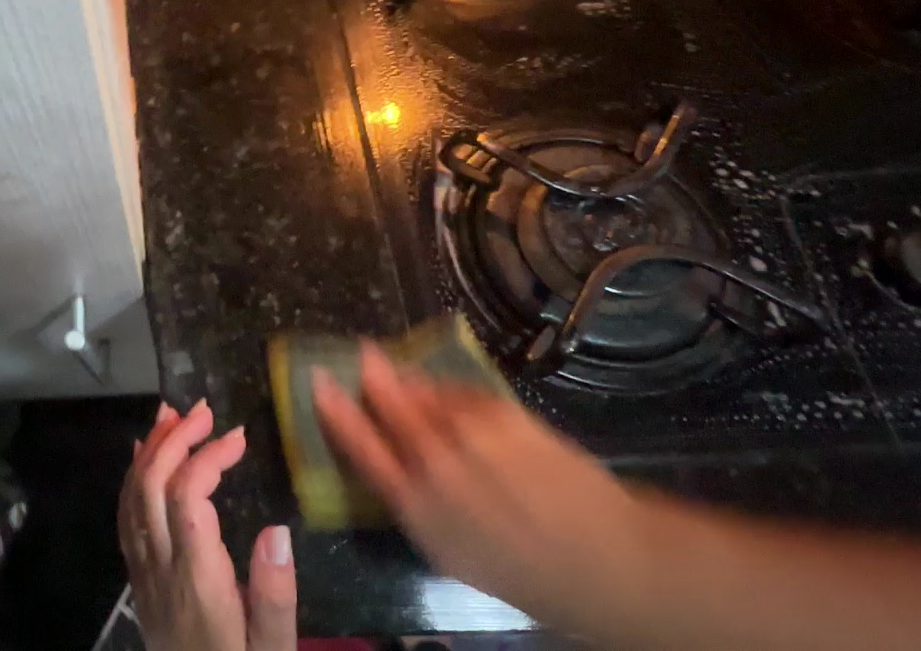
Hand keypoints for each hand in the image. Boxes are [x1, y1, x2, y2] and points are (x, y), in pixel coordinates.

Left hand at [119, 399, 296, 650]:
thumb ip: (275, 595)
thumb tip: (277, 529)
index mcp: (197, 580)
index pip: (187, 499)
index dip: (206, 457)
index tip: (238, 436)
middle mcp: (160, 567)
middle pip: (152, 487)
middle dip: (174, 439)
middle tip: (205, 410)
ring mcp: (143, 572)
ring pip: (132, 496)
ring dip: (150, 449)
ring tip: (172, 414)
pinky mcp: (138, 579)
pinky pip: (125, 516)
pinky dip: (133, 477)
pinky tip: (145, 456)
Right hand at [310, 343, 652, 623]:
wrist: (602, 562)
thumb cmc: (518, 568)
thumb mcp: (448, 548)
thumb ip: (411, 499)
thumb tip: (388, 460)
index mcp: (413, 504)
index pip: (358, 444)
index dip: (334, 409)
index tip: (318, 380)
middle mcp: (433, 461)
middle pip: (388, 403)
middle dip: (371, 375)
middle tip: (362, 353)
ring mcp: (468, 433)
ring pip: (425, 392)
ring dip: (413, 383)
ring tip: (408, 378)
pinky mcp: (502, 414)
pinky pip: (462, 392)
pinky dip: (450, 391)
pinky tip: (454, 399)